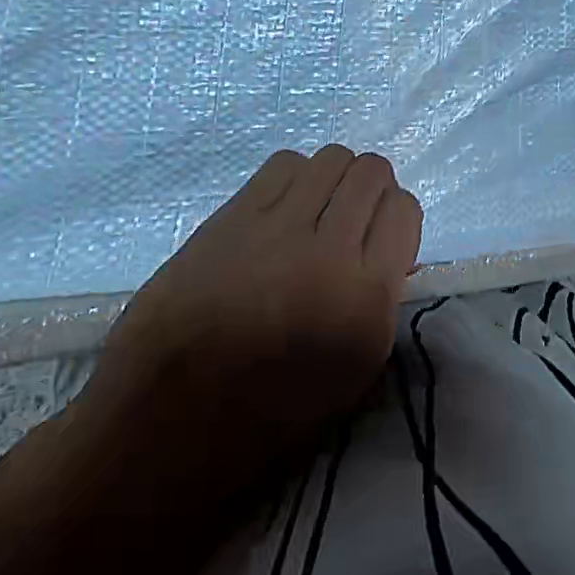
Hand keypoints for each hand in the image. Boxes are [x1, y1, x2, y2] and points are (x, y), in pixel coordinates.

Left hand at [76, 145, 422, 464]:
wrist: (170, 417)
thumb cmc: (274, 408)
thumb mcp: (357, 367)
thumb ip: (384, 296)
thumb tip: (392, 249)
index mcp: (365, 297)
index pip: (404, 210)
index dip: (398, 220)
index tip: (382, 241)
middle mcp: (328, 251)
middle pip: (372, 172)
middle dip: (372, 191)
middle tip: (353, 220)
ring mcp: (276, 228)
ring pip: (332, 158)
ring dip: (336, 179)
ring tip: (318, 211)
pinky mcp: (232, 217)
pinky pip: (284, 164)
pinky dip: (296, 178)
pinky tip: (283, 209)